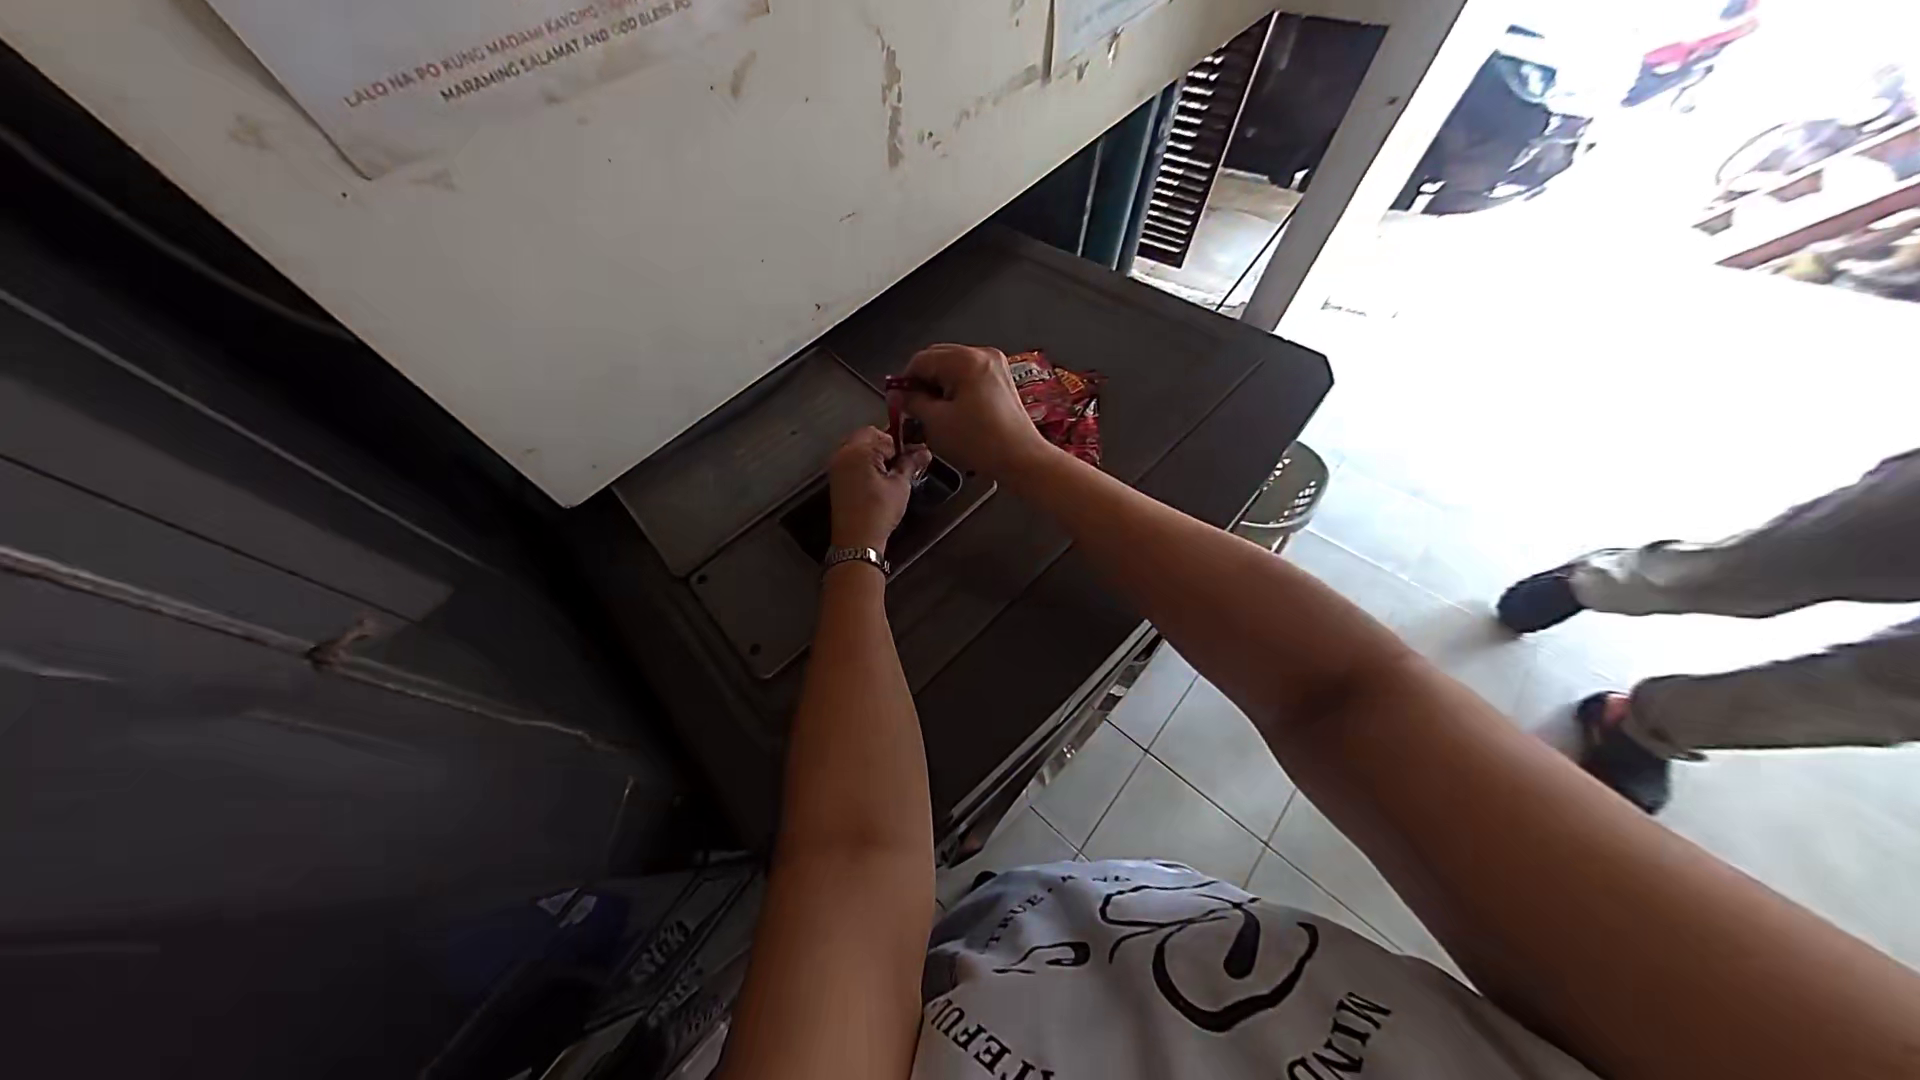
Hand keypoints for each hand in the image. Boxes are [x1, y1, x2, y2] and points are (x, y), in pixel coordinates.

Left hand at [828, 426, 930, 555]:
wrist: (857, 541)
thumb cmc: (879, 511)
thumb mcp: (900, 486)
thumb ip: (910, 464)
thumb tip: (924, 451)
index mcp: (858, 451)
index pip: (884, 435)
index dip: (901, 444)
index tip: (913, 455)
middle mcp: (843, 454)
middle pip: (867, 436)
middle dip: (886, 445)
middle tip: (902, 462)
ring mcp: (837, 466)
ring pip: (858, 448)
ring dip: (875, 453)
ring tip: (891, 471)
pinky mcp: (836, 479)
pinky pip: (852, 460)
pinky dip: (865, 463)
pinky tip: (878, 479)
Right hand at [897, 344, 1057, 479]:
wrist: (1021, 459)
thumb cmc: (982, 443)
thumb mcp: (936, 422)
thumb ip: (912, 402)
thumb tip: (899, 393)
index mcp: (965, 361)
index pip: (920, 360)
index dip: (904, 382)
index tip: (898, 401)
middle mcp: (982, 355)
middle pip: (937, 359)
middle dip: (922, 383)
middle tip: (914, 409)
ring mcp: (994, 366)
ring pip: (952, 368)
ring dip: (938, 387)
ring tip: (935, 415)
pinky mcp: (1000, 380)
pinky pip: (968, 376)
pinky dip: (955, 390)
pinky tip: (953, 413)